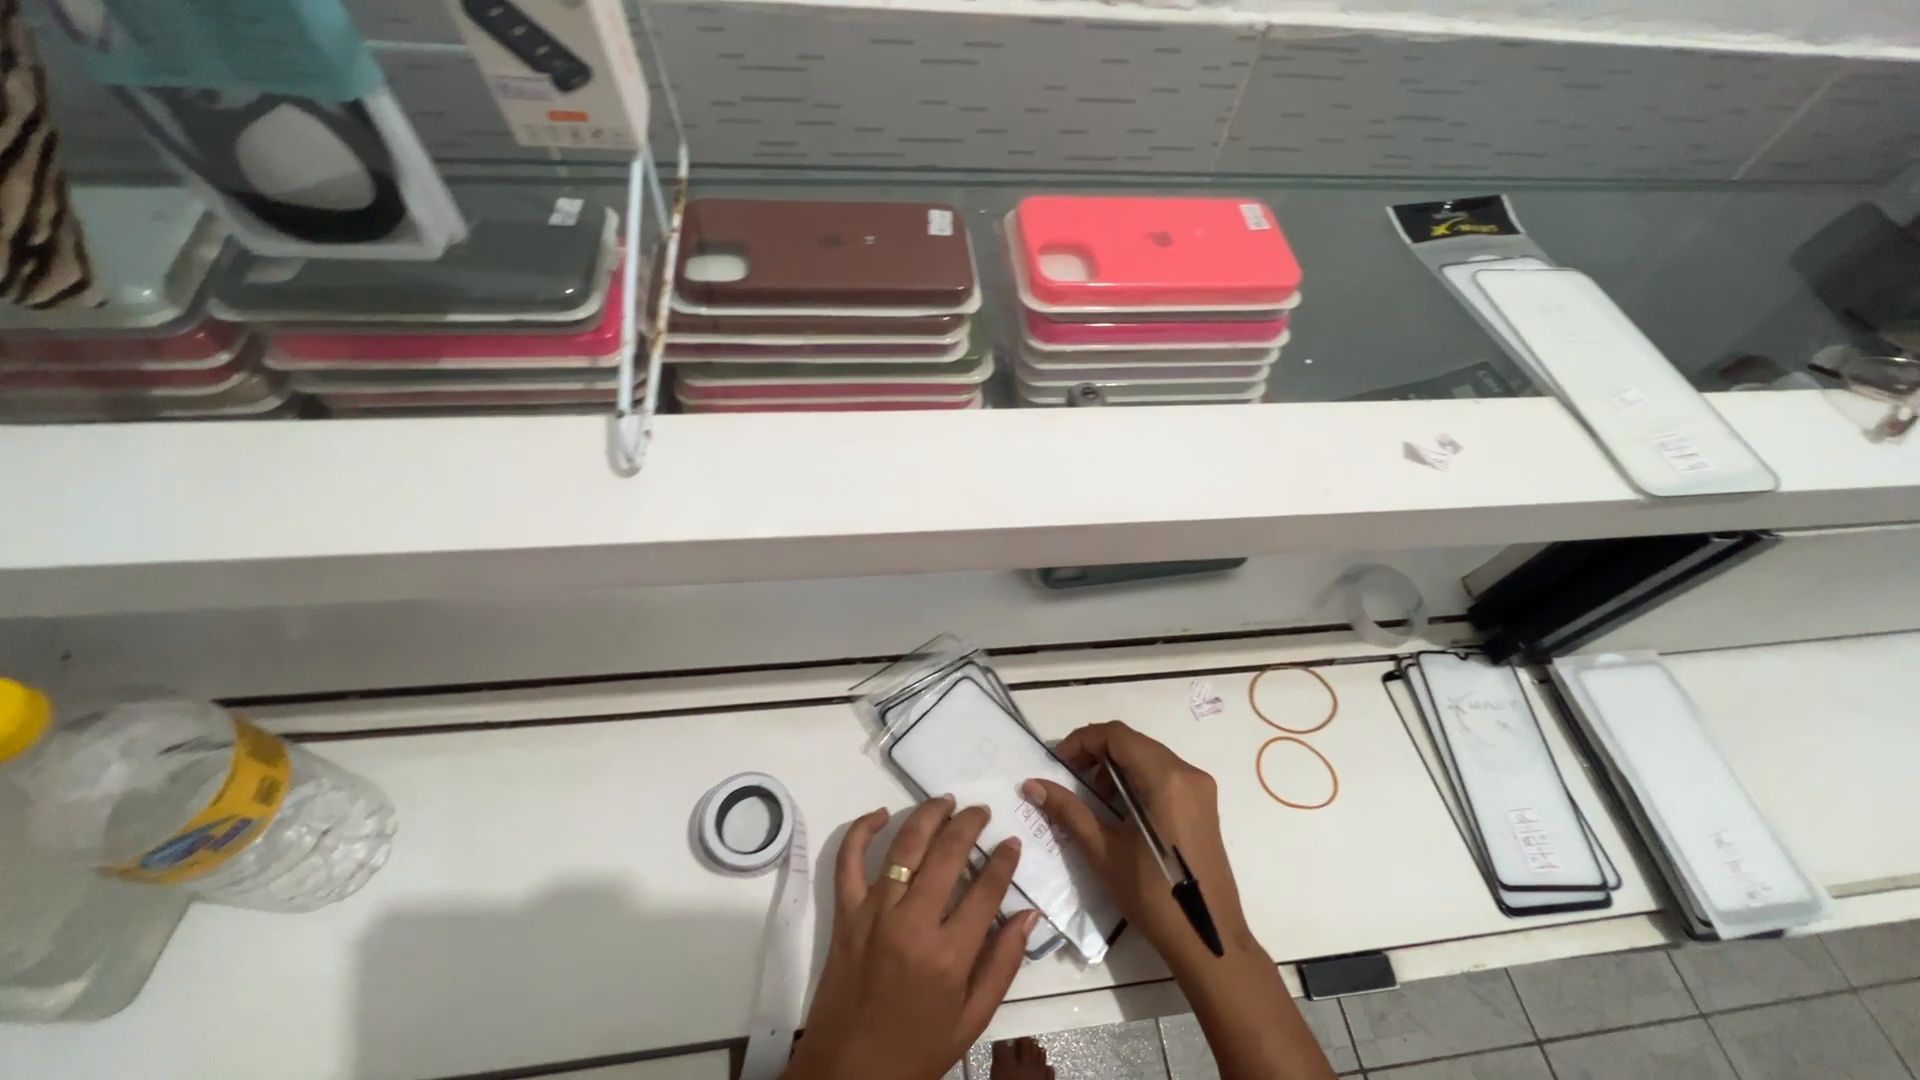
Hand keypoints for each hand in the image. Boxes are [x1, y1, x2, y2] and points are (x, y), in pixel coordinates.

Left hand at [784, 796, 1040, 1079]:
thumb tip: (1028, 915)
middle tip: (982, 812)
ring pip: (904, 846)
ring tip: (946, 801)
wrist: (848, 1073)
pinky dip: (862, 830)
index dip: (1004, 860)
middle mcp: (912, 924)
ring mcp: (874, 913)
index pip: (986, 889)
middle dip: (970, 824)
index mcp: (949, 955)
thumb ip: (1002, 964)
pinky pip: (848, 861)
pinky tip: (881, 814)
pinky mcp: (845, 914)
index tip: (1012, 842)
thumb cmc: (916, 1050)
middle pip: (947, 854)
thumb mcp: (971, 1020)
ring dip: (928, 816)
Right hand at [1024, 724, 1336, 1079]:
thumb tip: (1032, 785)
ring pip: (1149, 756)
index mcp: (1166, 779)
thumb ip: (1068, 811)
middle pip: (1134, 742)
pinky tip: (1120, 808)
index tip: (1057, 762)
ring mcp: (1201, 789)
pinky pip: (1165, 775)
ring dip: (1116, 766)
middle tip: (1068, 777)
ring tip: (1092, 796)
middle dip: (1096, 752)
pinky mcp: (1204, 805)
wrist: (1208, 940)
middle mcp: (1188, 774)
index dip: (1082, 740)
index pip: (1117, 735)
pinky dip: (1137, 779)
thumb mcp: (1105, 852)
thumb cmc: (1154, 896)